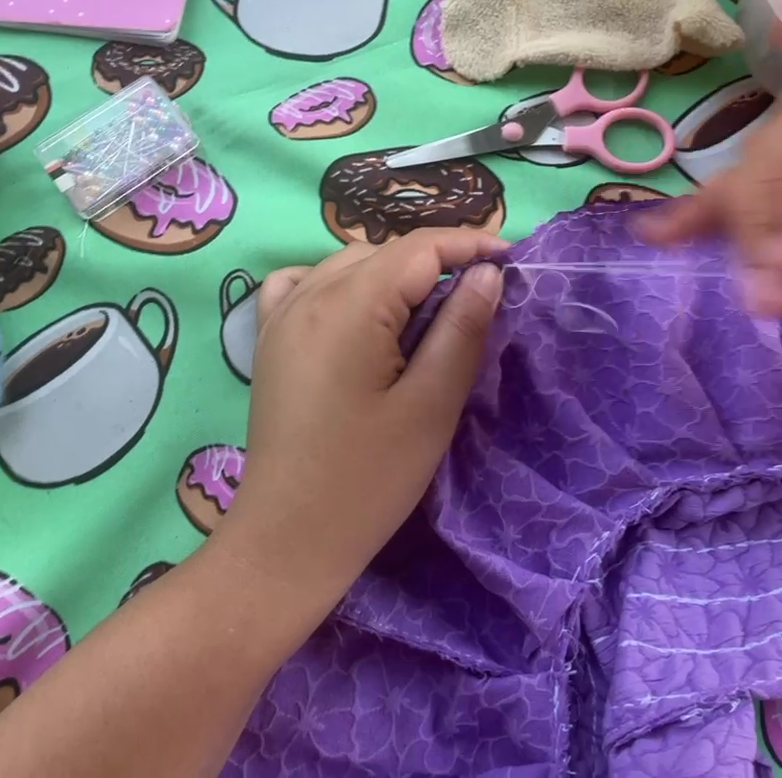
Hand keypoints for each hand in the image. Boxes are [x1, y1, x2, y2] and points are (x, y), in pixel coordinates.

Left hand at [211, 229, 506, 600]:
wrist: (287, 538)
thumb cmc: (368, 480)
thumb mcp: (430, 407)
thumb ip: (461, 330)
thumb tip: (488, 273)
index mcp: (349, 306)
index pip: (419, 249)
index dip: (470, 244)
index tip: (512, 260)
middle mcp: (308, 295)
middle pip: (384, 253)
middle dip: (438, 260)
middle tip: (482, 292)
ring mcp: (281, 315)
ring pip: (348, 263)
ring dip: (395, 272)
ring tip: (432, 306)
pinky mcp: (269, 339)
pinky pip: (305, 282)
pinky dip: (340, 280)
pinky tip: (359, 308)